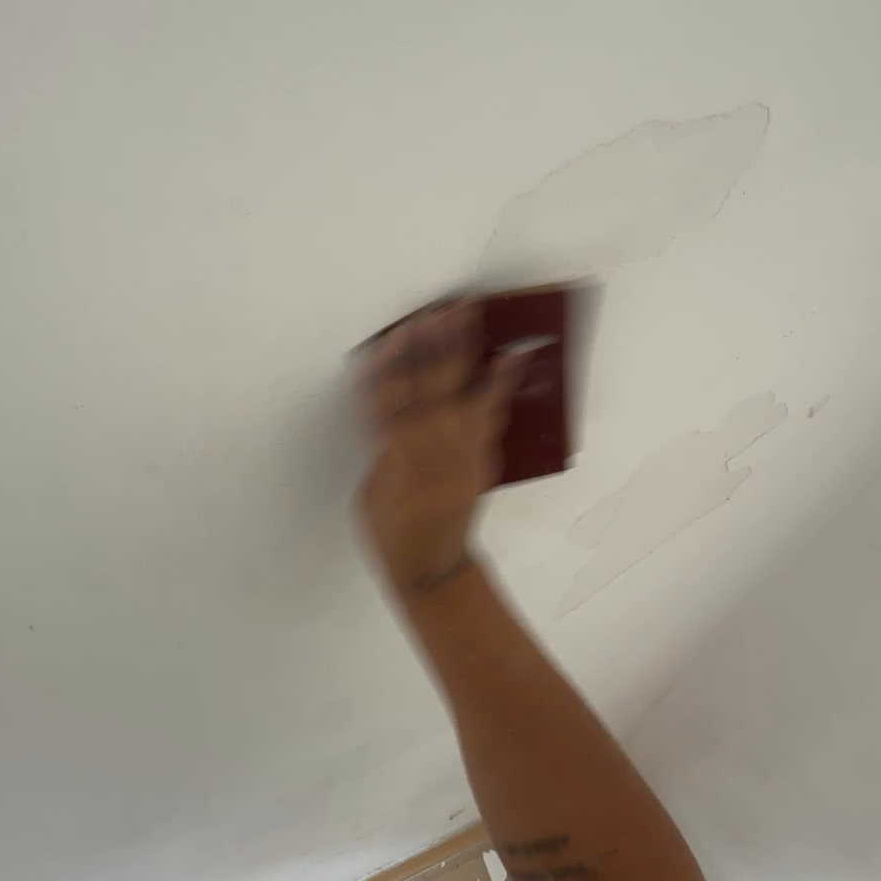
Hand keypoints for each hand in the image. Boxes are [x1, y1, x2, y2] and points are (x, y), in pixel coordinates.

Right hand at [358, 296, 526, 593]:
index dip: (393, 369)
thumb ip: (385, 450)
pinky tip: (509, 357)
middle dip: (434, 348)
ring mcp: (467, 458)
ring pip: (466, 396)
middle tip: (437, 310)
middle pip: (434, 392)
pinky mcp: (483, 461)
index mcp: (404, 468)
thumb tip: (393, 416)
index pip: (395, 406)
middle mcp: (440, 458)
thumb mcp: (372, 494)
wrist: (434, 570)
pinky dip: (499, 385)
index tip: (394, 335)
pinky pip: (492, 417)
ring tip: (468, 314)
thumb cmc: (391, 537)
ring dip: (465, 352)